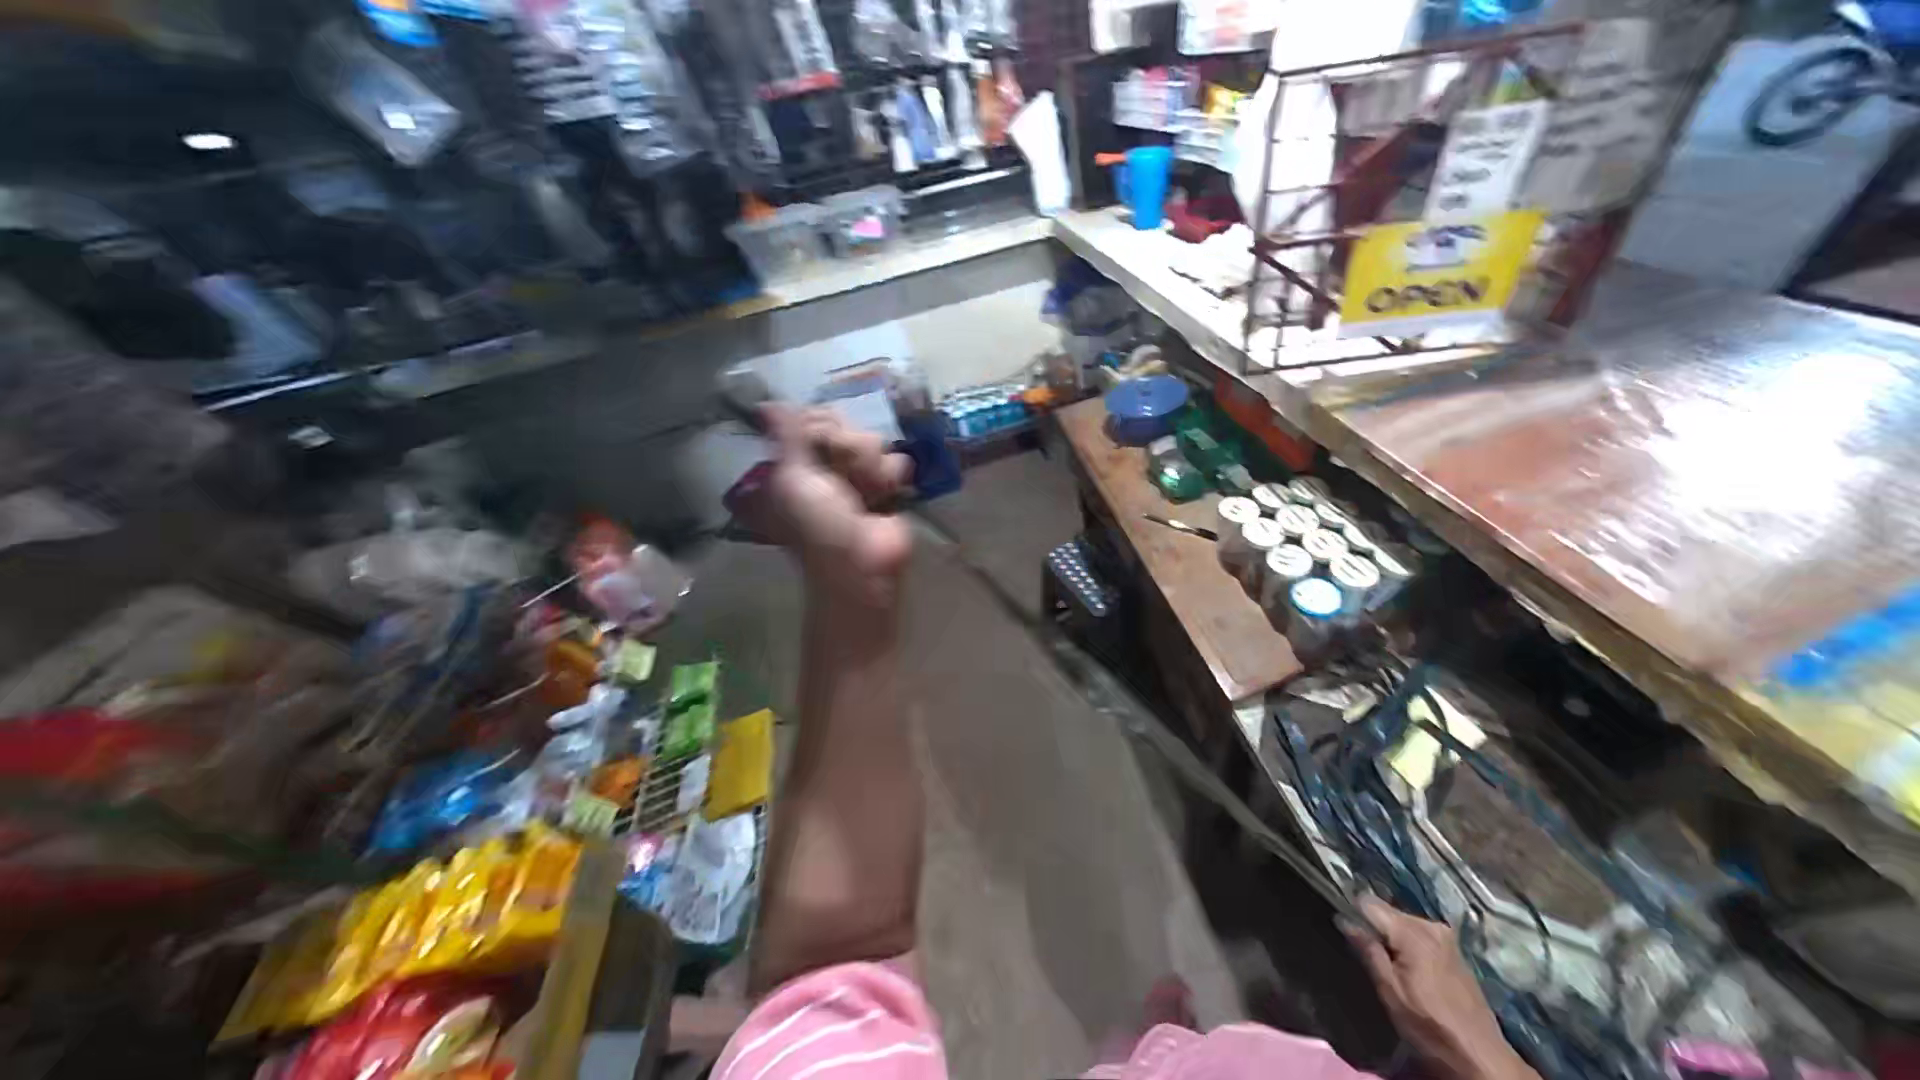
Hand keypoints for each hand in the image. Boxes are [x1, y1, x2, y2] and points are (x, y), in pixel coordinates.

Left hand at [743, 405, 912, 606]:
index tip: (820, 438)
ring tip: (867, 489)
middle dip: (846, 446)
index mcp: (795, 463)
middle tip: (843, 472)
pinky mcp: (887, 486)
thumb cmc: (818, 524)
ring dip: (870, 464)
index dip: (820, 423)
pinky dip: (891, 476)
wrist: (862, 563)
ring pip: (871, 440)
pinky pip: (895, 459)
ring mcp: (858, 476)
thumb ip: (786, 436)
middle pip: (843, 425)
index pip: (811, 418)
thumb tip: (764, 404)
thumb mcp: (792, 478)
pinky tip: (886, 491)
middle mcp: (825, 466)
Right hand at [1344, 896, 1537, 1079]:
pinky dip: (1409, 945)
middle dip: (1375, 928)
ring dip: (1392, 938)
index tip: (1348, 932)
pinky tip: (1412, 970)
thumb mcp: (1391, 991)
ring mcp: (1446, 937)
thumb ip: (1368, 950)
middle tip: (1372, 958)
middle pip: (1386, 911)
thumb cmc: (1430, 1026)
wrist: (1482, 1057)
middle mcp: (1431, 925)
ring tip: (1392, 967)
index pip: (1368, 902)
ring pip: (1402, 922)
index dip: (1353, 913)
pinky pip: (1419, 934)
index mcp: (1413, 932)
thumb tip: (1343, 919)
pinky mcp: (1455, 950)